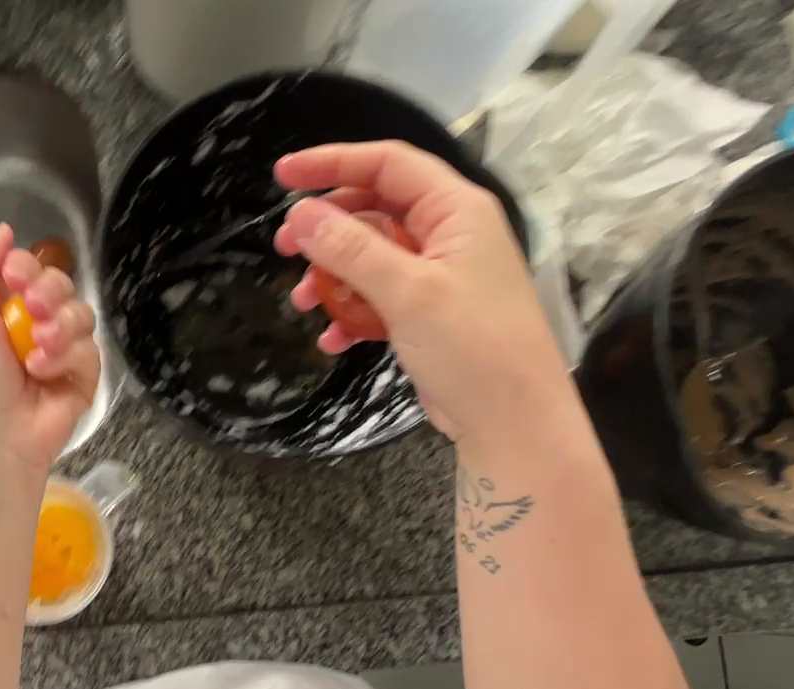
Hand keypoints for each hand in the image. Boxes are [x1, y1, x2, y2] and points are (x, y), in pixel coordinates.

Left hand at [0, 223, 101, 474]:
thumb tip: (5, 231)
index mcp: (2, 306)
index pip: (28, 267)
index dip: (26, 266)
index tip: (15, 278)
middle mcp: (33, 324)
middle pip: (60, 283)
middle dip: (48, 293)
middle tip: (32, 311)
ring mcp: (61, 350)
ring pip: (81, 313)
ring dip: (60, 327)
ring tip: (37, 351)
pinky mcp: (83, 375)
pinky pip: (90, 349)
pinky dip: (67, 359)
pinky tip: (44, 375)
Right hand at [272, 142, 569, 444]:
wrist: (510, 419)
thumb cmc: (472, 346)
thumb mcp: (408, 292)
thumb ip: (351, 250)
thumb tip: (299, 216)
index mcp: (455, 210)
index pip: (387, 165)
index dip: (333, 163)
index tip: (283, 175)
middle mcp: (447, 234)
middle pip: (374, 211)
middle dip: (326, 229)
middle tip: (283, 248)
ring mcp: (436, 276)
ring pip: (370, 259)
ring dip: (332, 277)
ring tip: (302, 302)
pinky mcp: (426, 315)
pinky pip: (377, 300)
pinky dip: (350, 316)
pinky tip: (331, 340)